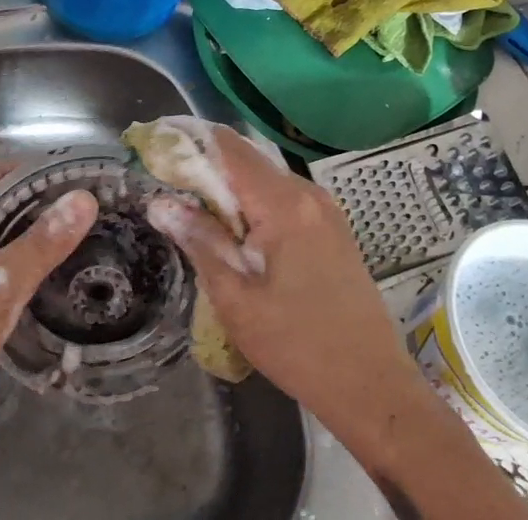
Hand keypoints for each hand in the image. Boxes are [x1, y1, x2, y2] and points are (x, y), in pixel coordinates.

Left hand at [0, 163, 98, 455]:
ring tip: (70, 234)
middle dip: (29, 203)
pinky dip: (16, 265)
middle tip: (77, 204)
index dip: (25, 171)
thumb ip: (42, 243)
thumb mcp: (0, 285)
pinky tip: (45, 274)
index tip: (69, 172)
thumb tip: (84, 198)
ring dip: (23, 237)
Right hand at [144, 127, 416, 431]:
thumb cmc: (298, 346)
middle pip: (247, 159)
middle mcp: (309, 195)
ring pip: (265, 179)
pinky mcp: (332, 230)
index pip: (228, 148)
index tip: (154, 147)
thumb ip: (200, 242)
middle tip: (165, 185)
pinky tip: (233, 233)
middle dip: (204, 166)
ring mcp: (326, 211)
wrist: (372, 386)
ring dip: (228, 188)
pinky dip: (252, 204)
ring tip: (191, 210)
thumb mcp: (236, 298)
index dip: (189, 140)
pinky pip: (283, 199)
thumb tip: (160, 203)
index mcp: (284, 205)